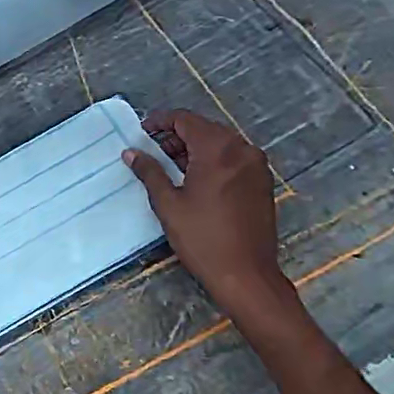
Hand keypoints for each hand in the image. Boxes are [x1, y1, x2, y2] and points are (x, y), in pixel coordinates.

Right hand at [121, 109, 289, 315]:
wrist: (245, 274)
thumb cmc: (202, 237)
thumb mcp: (168, 204)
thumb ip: (149, 172)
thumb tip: (131, 152)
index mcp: (218, 151)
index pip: (186, 120)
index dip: (160, 121)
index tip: (142, 132)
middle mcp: (242, 150)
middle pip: (204, 128)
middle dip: (176, 135)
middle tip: (152, 151)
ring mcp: (256, 166)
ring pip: (220, 142)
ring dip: (194, 147)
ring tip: (170, 165)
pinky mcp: (261, 182)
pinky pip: (233, 158)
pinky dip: (212, 159)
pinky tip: (195, 178)